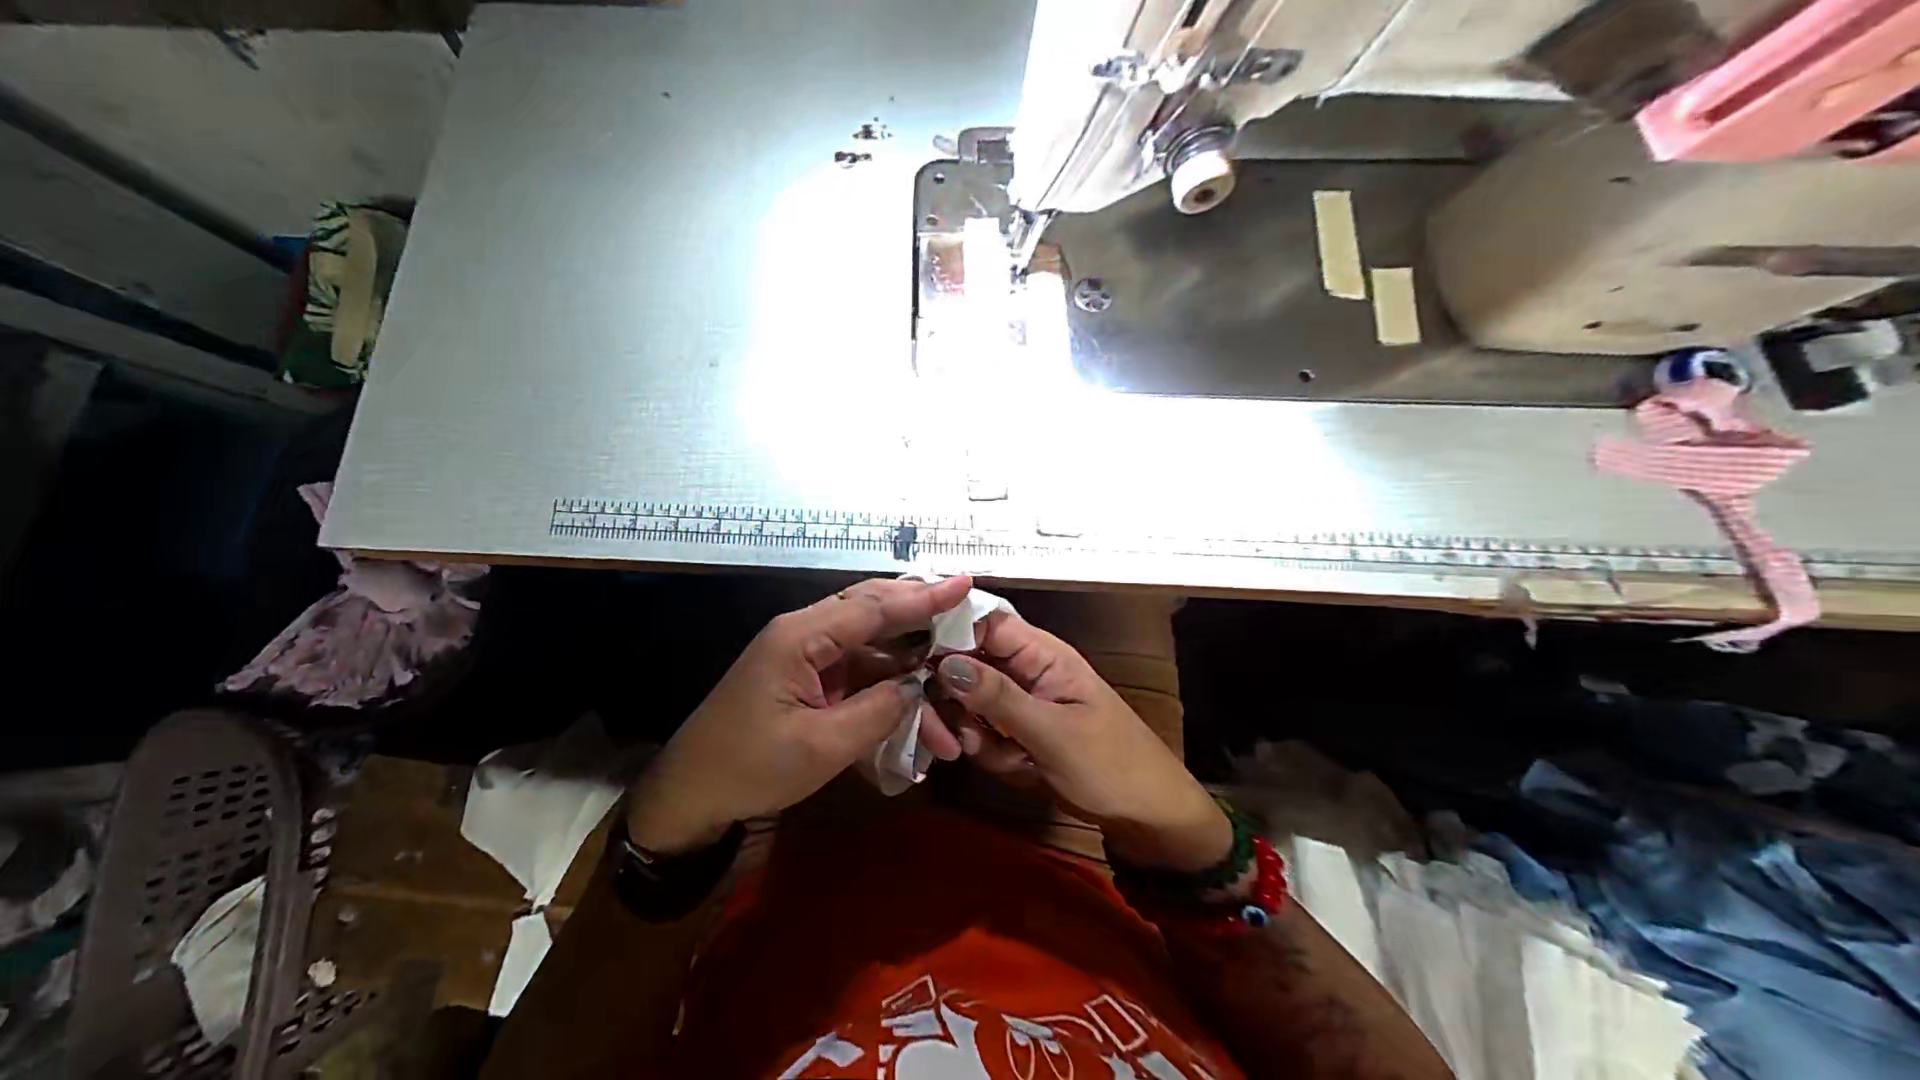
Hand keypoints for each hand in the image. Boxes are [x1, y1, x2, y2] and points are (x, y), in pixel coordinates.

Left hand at [626, 576, 973, 852]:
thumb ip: (879, 710)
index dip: (923, 597)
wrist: (690, 796)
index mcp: (801, 637)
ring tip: (951, 691)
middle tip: (966, 614)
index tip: (965, 583)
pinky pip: (858, 675)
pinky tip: (918, 711)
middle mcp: (805, 635)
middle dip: (922, 615)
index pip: (873, 607)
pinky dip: (888, 690)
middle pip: (873, 612)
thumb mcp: (823, 745)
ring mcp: (805, 658)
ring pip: (871, 649)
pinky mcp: (807, 681)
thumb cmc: (750, 767)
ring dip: (910, 670)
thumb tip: (919, 685)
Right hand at [934, 612, 1230, 871]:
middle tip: (966, 734)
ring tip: (1007, 758)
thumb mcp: (1053, 732)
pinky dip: (990, 752)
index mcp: (1042, 654)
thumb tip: (945, 663)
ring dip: (976, 733)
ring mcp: (1017, 704)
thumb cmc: (1111, 765)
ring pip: (967, 703)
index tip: (916, 660)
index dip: (949, 632)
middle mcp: (1023, 671)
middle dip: (958, 701)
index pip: (985, 622)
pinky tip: (1018, 769)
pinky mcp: (1013, 733)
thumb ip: (997, 697)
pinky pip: (980, 733)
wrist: (1146, 817)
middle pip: (966, 664)